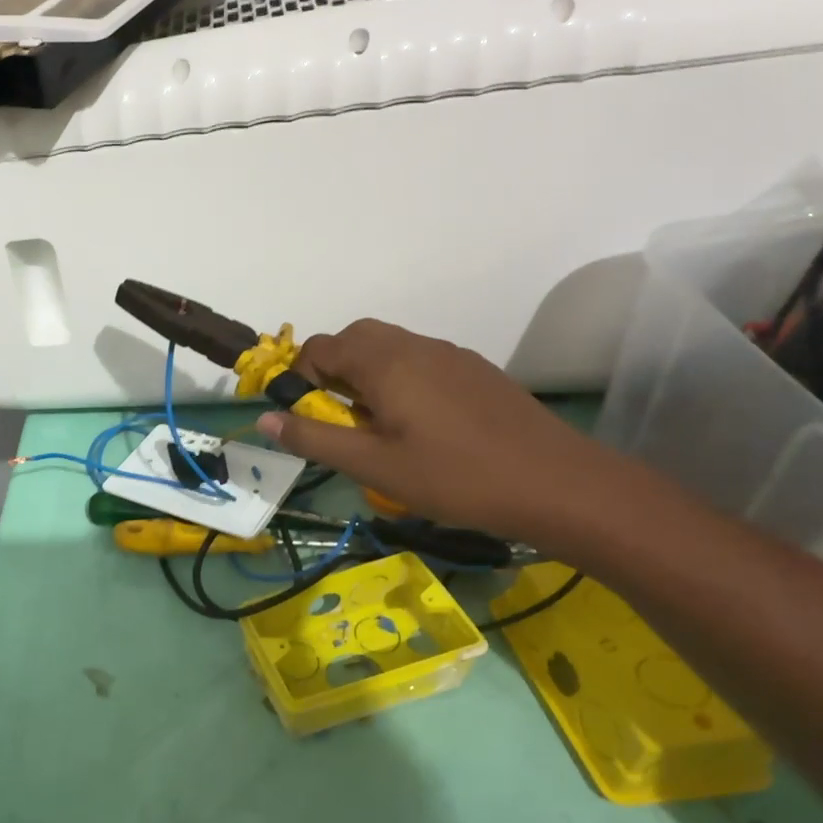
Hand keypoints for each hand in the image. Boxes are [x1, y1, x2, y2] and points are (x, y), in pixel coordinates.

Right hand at [255, 319, 633, 545]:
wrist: (558, 484)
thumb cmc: (455, 478)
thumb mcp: (374, 466)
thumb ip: (314, 439)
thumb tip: (264, 417)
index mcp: (385, 362)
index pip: (320, 347)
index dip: (301, 378)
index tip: (308, 419)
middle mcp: (415, 346)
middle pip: (355, 338)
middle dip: (333, 371)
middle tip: (338, 420)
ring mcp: (450, 355)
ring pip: (390, 348)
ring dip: (367, 376)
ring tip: (376, 428)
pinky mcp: (475, 371)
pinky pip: (420, 361)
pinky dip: (400, 381)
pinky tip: (419, 427)